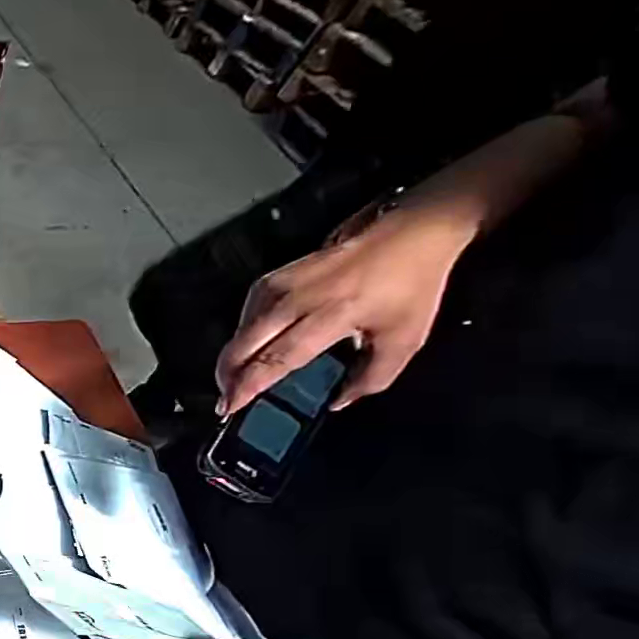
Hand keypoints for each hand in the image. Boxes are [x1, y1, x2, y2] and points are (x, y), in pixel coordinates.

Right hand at [216, 207, 472, 415]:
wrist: (412, 232)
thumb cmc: (410, 287)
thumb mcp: (405, 339)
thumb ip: (373, 378)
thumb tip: (337, 402)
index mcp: (331, 317)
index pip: (277, 358)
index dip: (249, 385)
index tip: (231, 406)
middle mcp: (298, 301)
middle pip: (243, 346)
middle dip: (227, 376)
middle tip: (226, 398)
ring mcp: (281, 286)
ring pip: (239, 332)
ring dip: (232, 359)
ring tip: (235, 377)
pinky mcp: (273, 278)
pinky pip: (246, 315)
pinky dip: (242, 336)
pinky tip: (248, 348)